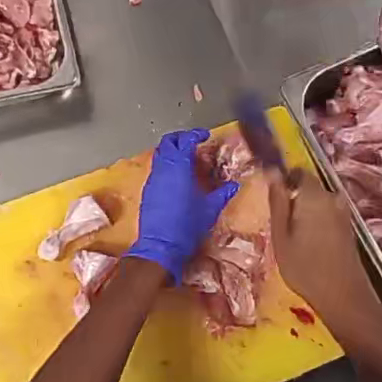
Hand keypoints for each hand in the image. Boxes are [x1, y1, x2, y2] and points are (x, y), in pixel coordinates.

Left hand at [125, 129, 238, 282]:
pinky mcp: (147, 191)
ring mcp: (152, 179)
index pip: (185, 141)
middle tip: (193, 143)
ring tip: (187, 160)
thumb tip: (233, 185)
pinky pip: (156, 169)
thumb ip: (222, 194)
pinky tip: (177, 177)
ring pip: (160, 155)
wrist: (160, 247)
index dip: (195, 135)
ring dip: (172, 152)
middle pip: (168, 142)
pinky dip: (166, 165)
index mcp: (179, 168)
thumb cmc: (187, 226)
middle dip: (180, 138)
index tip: (204, 136)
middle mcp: (163, 169)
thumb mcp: (210, 209)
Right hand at [266, 168, 381, 338]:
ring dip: (305, 213)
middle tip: (280, 226)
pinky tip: (308, 244)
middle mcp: (332, 197)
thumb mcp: (280, 235)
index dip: (284, 180)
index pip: (298, 171)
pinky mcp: (348, 226)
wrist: (343, 295)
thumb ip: (277, 201)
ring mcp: (343, 212)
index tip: (272, 200)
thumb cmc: (304, 267)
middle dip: (294, 199)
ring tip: (292, 238)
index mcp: (314, 195)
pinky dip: (316, 222)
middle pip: (309, 187)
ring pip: (318, 202)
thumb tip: (272, 170)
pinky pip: (327, 214)